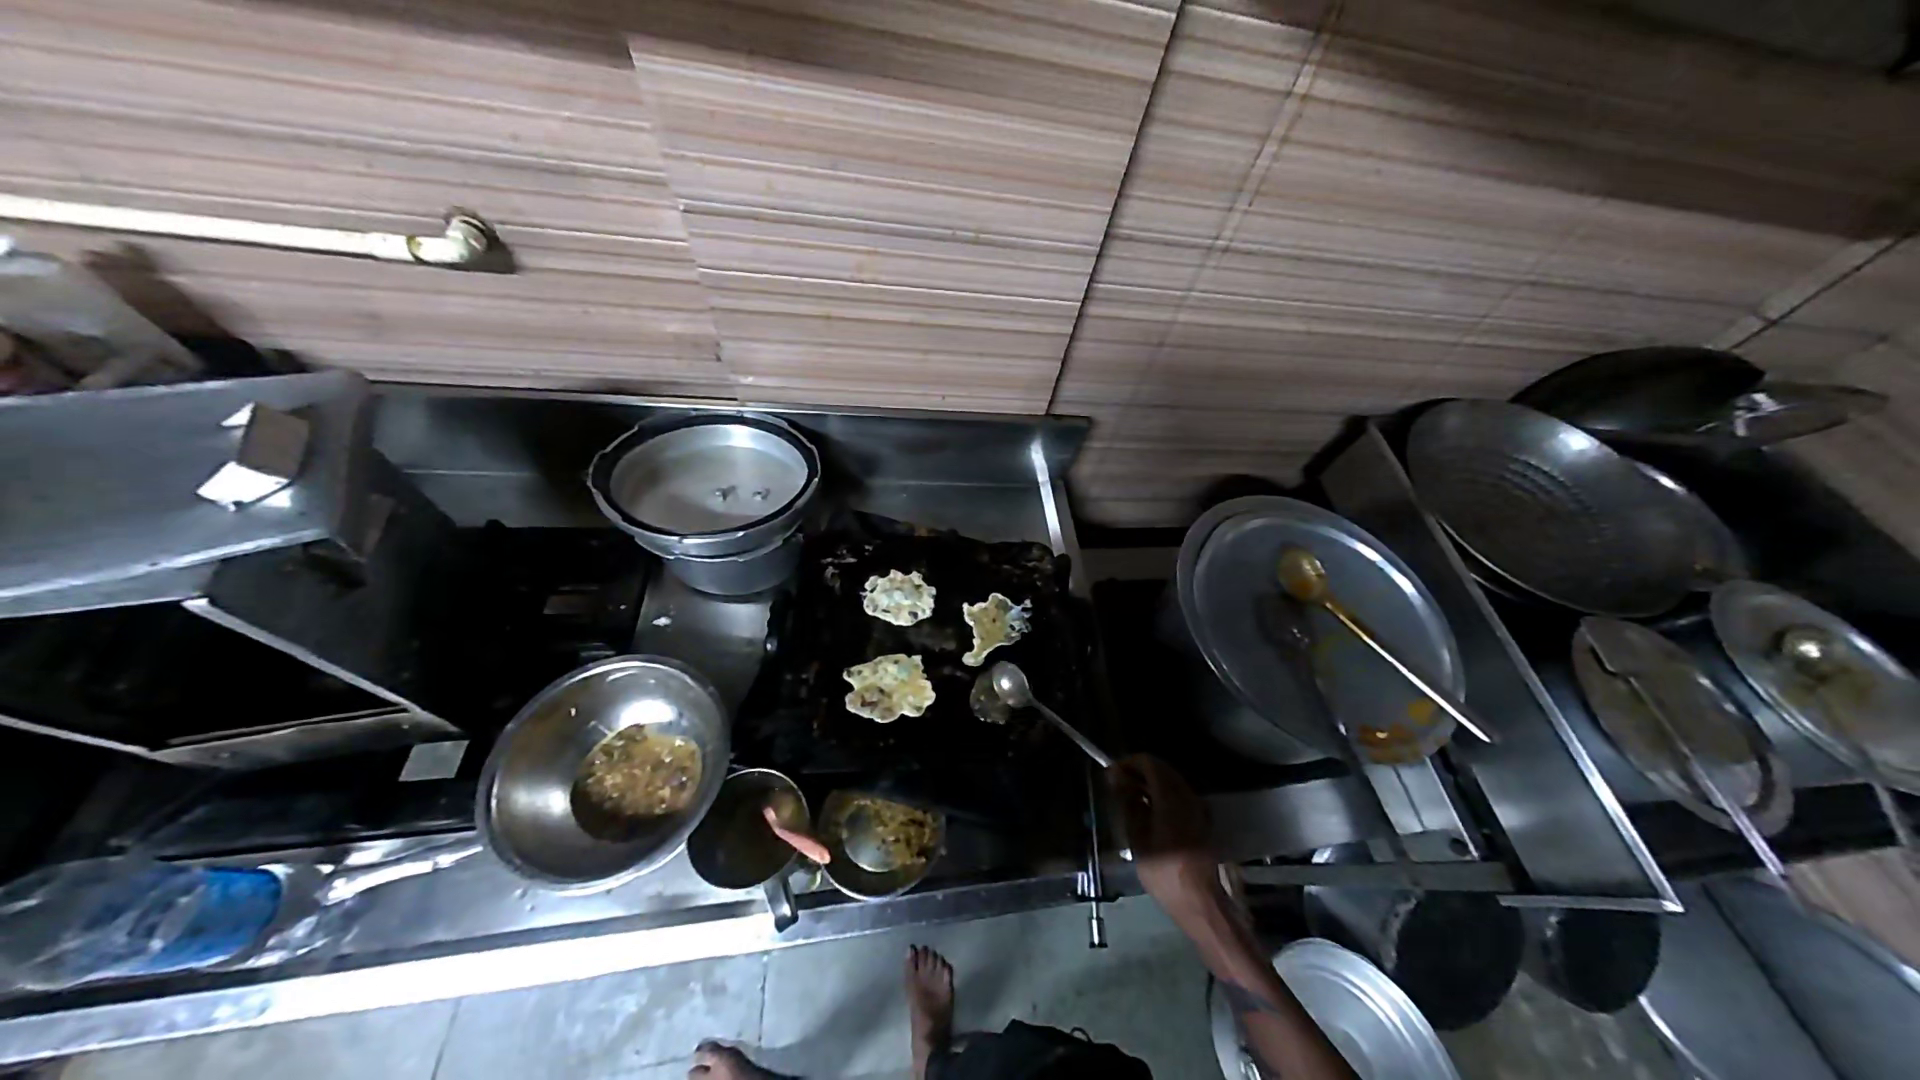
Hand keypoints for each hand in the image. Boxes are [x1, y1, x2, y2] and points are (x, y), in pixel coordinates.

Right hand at [1107, 755, 1220, 920]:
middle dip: (1139, 773)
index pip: (1150, 763)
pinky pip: (1180, 795)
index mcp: (1172, 799)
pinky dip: (1162, 795)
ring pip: (1172, 781)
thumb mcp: (1137, 838)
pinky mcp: (1202, 819)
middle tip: (1118, 787)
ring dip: (1150, 784)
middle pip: (1162, 770)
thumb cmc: (1164, 873)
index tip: (1112, 775)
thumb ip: (1128, 802)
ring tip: (1130, 800)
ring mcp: (1198, 807)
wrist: (1199, 902)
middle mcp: (1188, 797)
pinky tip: (1149, 813)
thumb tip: (1116, 776)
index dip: (1129, 764)